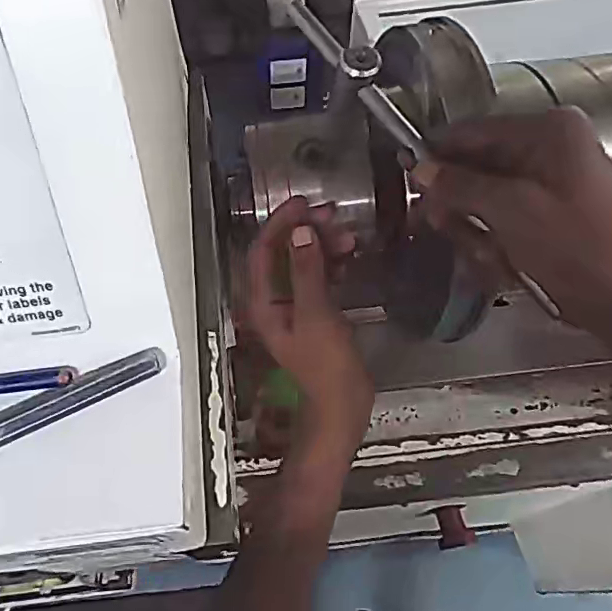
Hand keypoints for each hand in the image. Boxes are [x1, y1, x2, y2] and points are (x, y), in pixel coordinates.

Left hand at [242, 196, 372, 459]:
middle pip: (282, 254)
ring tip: (347, 235)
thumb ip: (307, 272)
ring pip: (302, 263)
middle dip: (304, 231)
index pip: (262, 251)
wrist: (342, 407)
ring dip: (321, 246)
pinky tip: (349, 255)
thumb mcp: (316, 314)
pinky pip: (318, 278)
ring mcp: (294, 306)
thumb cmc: (325, 367)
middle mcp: (273, 301)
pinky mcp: (315, 313)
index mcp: (263, 302)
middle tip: (331, 215)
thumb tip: (300, 233)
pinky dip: (331, 263)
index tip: (303, 204)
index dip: (279, 224)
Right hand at [410, 107, 611, 330]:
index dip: (435, 157)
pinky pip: (504, 223)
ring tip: (492, 259)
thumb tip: (420, 168)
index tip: (406, 184)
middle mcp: (549, 151)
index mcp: (547, 132)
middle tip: (448, 231)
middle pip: (475, 168)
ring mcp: (551, 185)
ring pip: (484, 202)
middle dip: (460, 206)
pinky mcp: (551, 218)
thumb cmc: (579, 248)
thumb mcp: (511, 211)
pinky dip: (497, 247)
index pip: (470, 132)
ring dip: (478, 233)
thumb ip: (460, 185)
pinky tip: (507, 269)